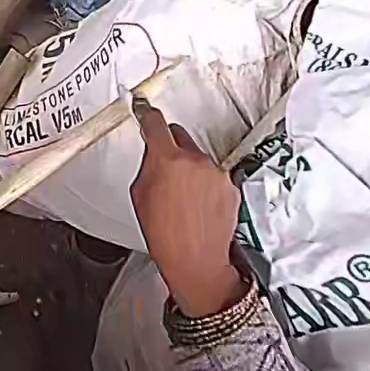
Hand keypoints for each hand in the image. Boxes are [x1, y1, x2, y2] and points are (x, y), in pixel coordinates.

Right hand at [130, 99, 247, 317]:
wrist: (196, 261)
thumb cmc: (165, 234)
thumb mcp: (139, 194)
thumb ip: (147, 166)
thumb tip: (153, 156)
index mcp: (167, 160)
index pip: (156, 123)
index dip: (147, 115)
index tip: (143, 108)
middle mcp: (195, 160)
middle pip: (179, 137)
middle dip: (169, 148)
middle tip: (161, 170)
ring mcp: (216, 173)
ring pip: (196, 157)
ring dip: (187, 169)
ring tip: (180, 197)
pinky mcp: (230, 186)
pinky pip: (212, 175)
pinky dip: (203, 184)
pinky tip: (196, 204)